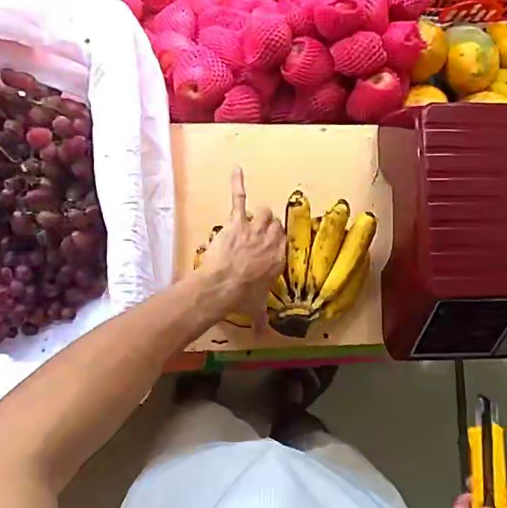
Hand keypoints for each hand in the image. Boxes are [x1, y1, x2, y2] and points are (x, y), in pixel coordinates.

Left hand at [197, 167, 286, 317]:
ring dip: (257, 215)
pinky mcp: (237, 222)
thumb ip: (260, 319)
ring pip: (262, 212)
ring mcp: (254, 229)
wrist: (223, 285)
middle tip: (258, 234)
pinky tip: (237, 170)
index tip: (271, 245)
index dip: (275, 243)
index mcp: (278, 259)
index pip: (283, 242)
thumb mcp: (255, 309)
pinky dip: (238, 184)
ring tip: (251, 220)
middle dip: (267, 227)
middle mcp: (271, 241)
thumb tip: (263, 337)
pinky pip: (239, 198)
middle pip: (274, 224)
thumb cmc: (241, 297)